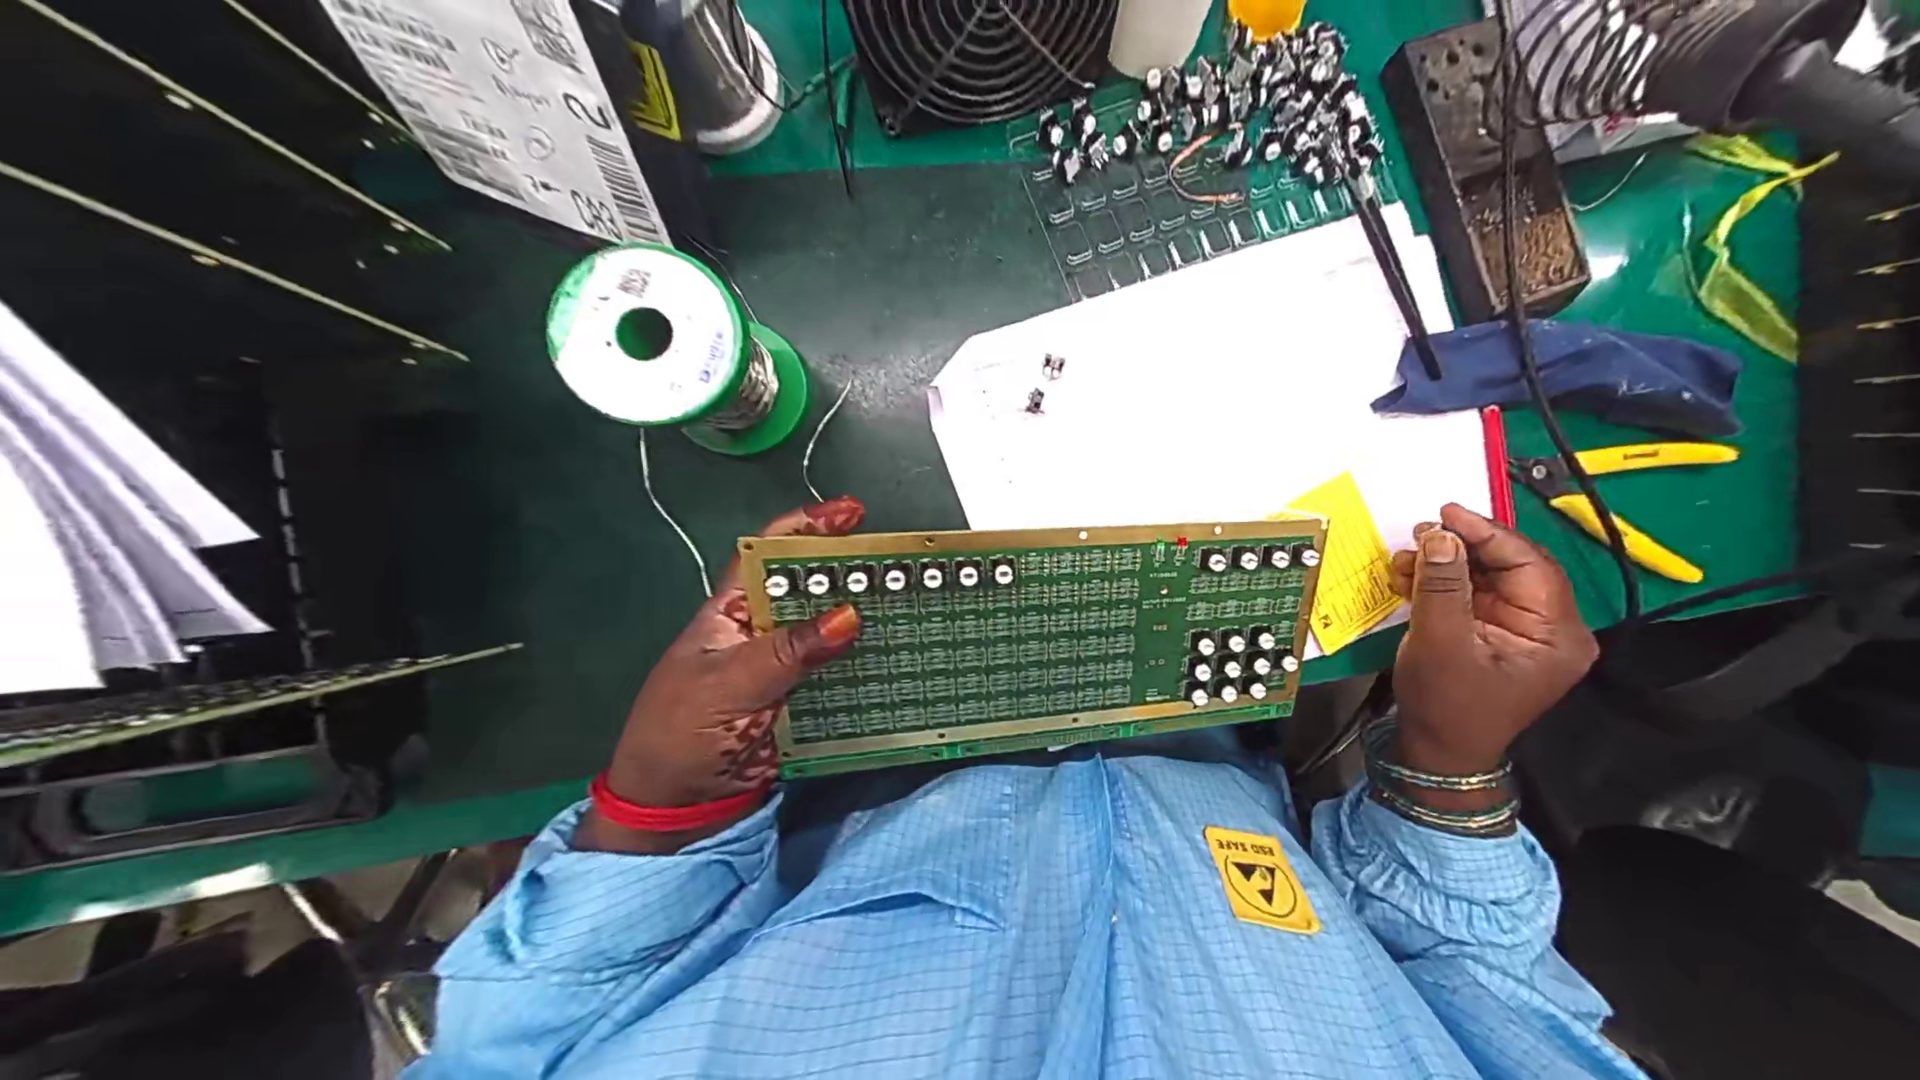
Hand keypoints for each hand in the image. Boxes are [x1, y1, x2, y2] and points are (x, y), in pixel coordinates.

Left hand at [577, 496, 865, 853]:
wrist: (677, 805)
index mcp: (733, 610)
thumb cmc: (681, 732)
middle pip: (812, 587)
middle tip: (896, 564)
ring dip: (867, 616)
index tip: (852, 512)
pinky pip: (841, 670)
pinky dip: (868, 661)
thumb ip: (787, 651)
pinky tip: (896, 652)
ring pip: (832, 628)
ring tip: (907, 603)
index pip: (769, 552)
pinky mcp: (805, 697)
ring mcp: (786, 664)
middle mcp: (763, 629)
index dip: (808, 525)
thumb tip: (850, 616)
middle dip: (850, 570)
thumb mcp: (729, 685)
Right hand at [1387, 503, 1596, 793]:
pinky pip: (1470, 594)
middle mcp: (1548, 627)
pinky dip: (1439, 582)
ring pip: (1486, 577)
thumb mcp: (1440, 641)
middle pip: (1509, 567)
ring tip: (1406, 560)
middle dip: (1461, 548)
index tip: (1446, 514)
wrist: (1436, 750)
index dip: (1488, 534)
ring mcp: (1519, 630)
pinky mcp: (1491, 632)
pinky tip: (1411, 577)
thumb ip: (1442, 586)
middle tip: (1420, 534)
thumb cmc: (1447, 704)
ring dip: (1444, 564)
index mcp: (1557, 633)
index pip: (1530, 564)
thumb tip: (1439, 536)